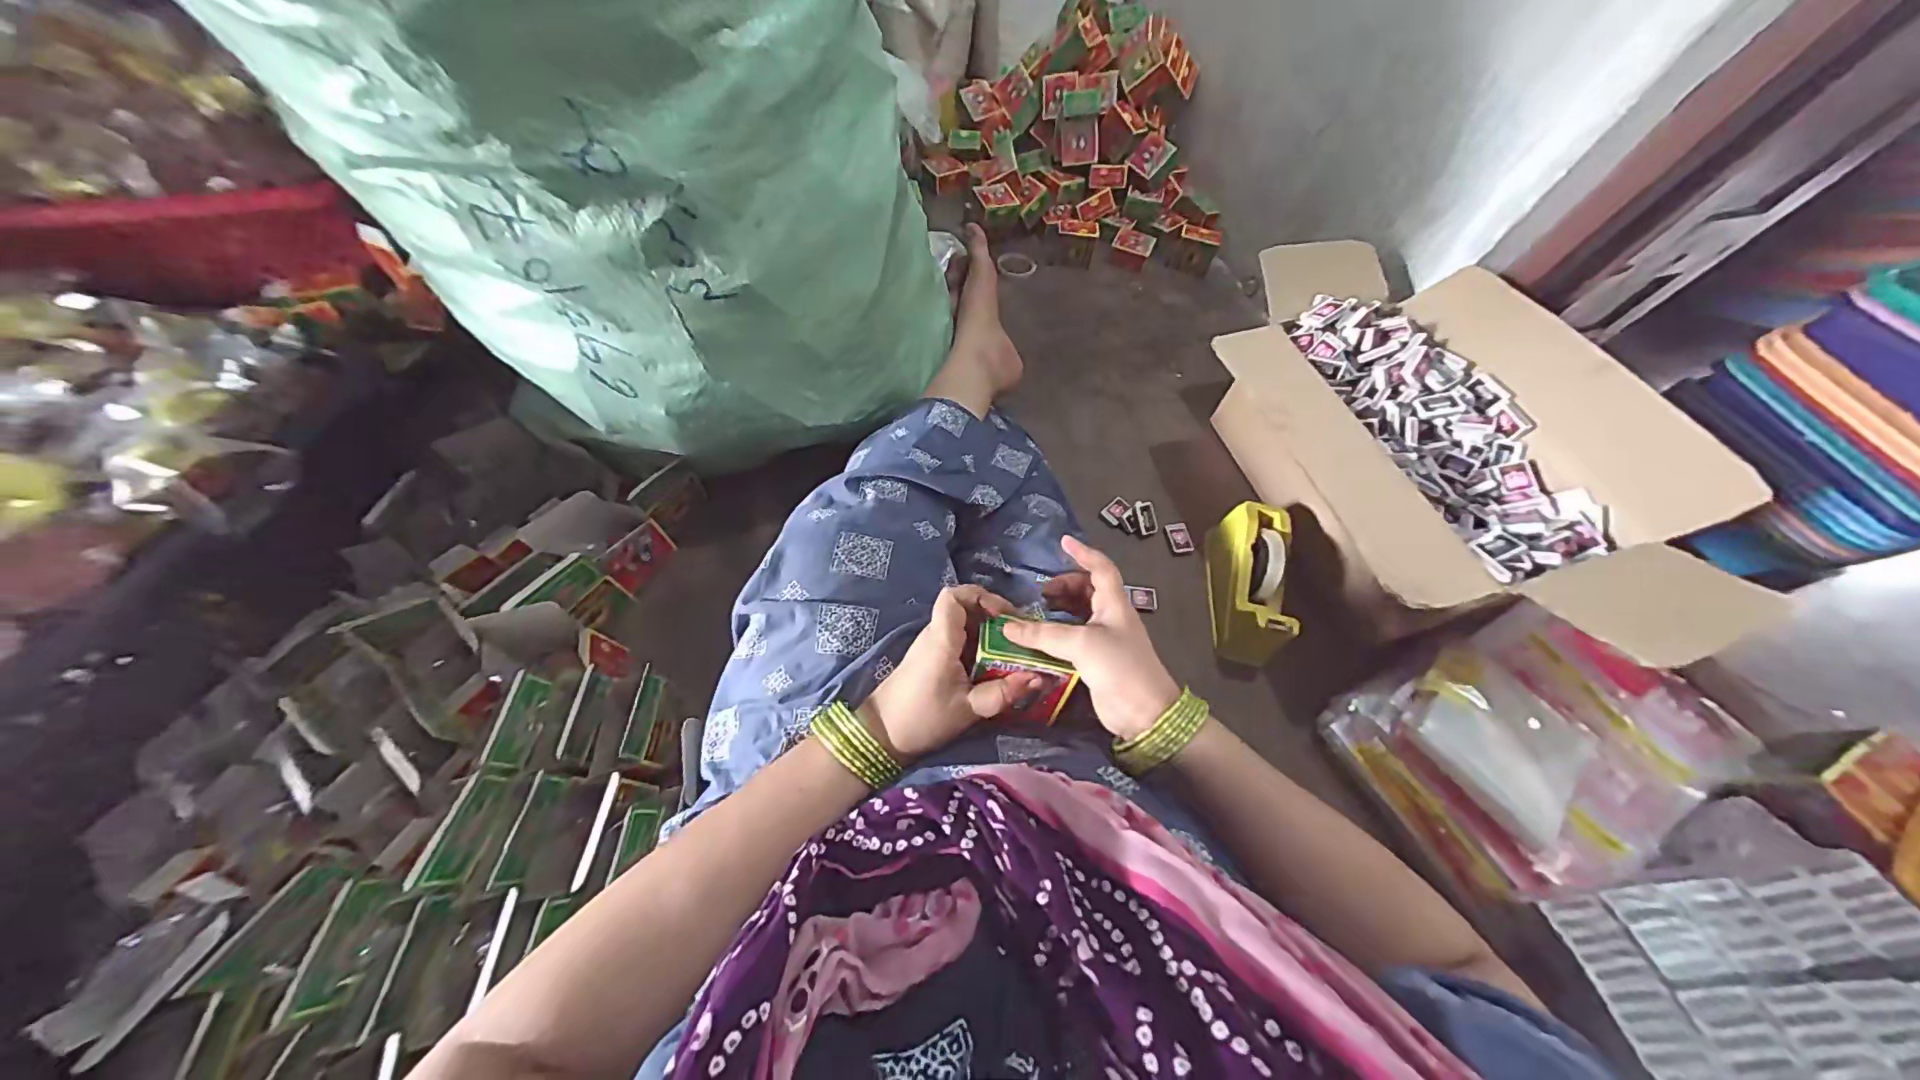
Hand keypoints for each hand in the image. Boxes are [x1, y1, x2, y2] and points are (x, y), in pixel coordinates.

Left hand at [858, 585, 1042, 758]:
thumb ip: (1004, 692)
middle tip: (1020, 637)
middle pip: (966, 608)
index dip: (982, 597)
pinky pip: (960, 642)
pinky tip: (995, 667)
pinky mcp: (933, 660)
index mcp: (942, 639)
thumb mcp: (969, 709)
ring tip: (1014, 653)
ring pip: (965, 626)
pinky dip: (979, 648)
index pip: (955, 596)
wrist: (882, 736)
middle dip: (995, 618)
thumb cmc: (923, 718)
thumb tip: (1040, 678)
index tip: (1005, 617)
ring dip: (989, 635)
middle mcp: (936, 635)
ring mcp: (933, 646)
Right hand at [1003, 537, 1180, 740]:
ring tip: (1037, 612)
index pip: (1101, 568)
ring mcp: (1105, 640)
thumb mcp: (1080, 645)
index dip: (1083, 553)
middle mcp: (1111, 617)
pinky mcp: (1097, 661)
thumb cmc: (1120, 668)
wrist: (1145, 713)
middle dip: (1065, 586)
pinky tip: (1040, 640)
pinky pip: (1073, 638)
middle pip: (1088, 590)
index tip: (1063, 542)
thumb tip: (1008, 626)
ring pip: (1080, 614)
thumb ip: (1043, 634)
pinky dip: (1057, 634)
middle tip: (1041, 592)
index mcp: (1114, 604)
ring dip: (1059, 609)